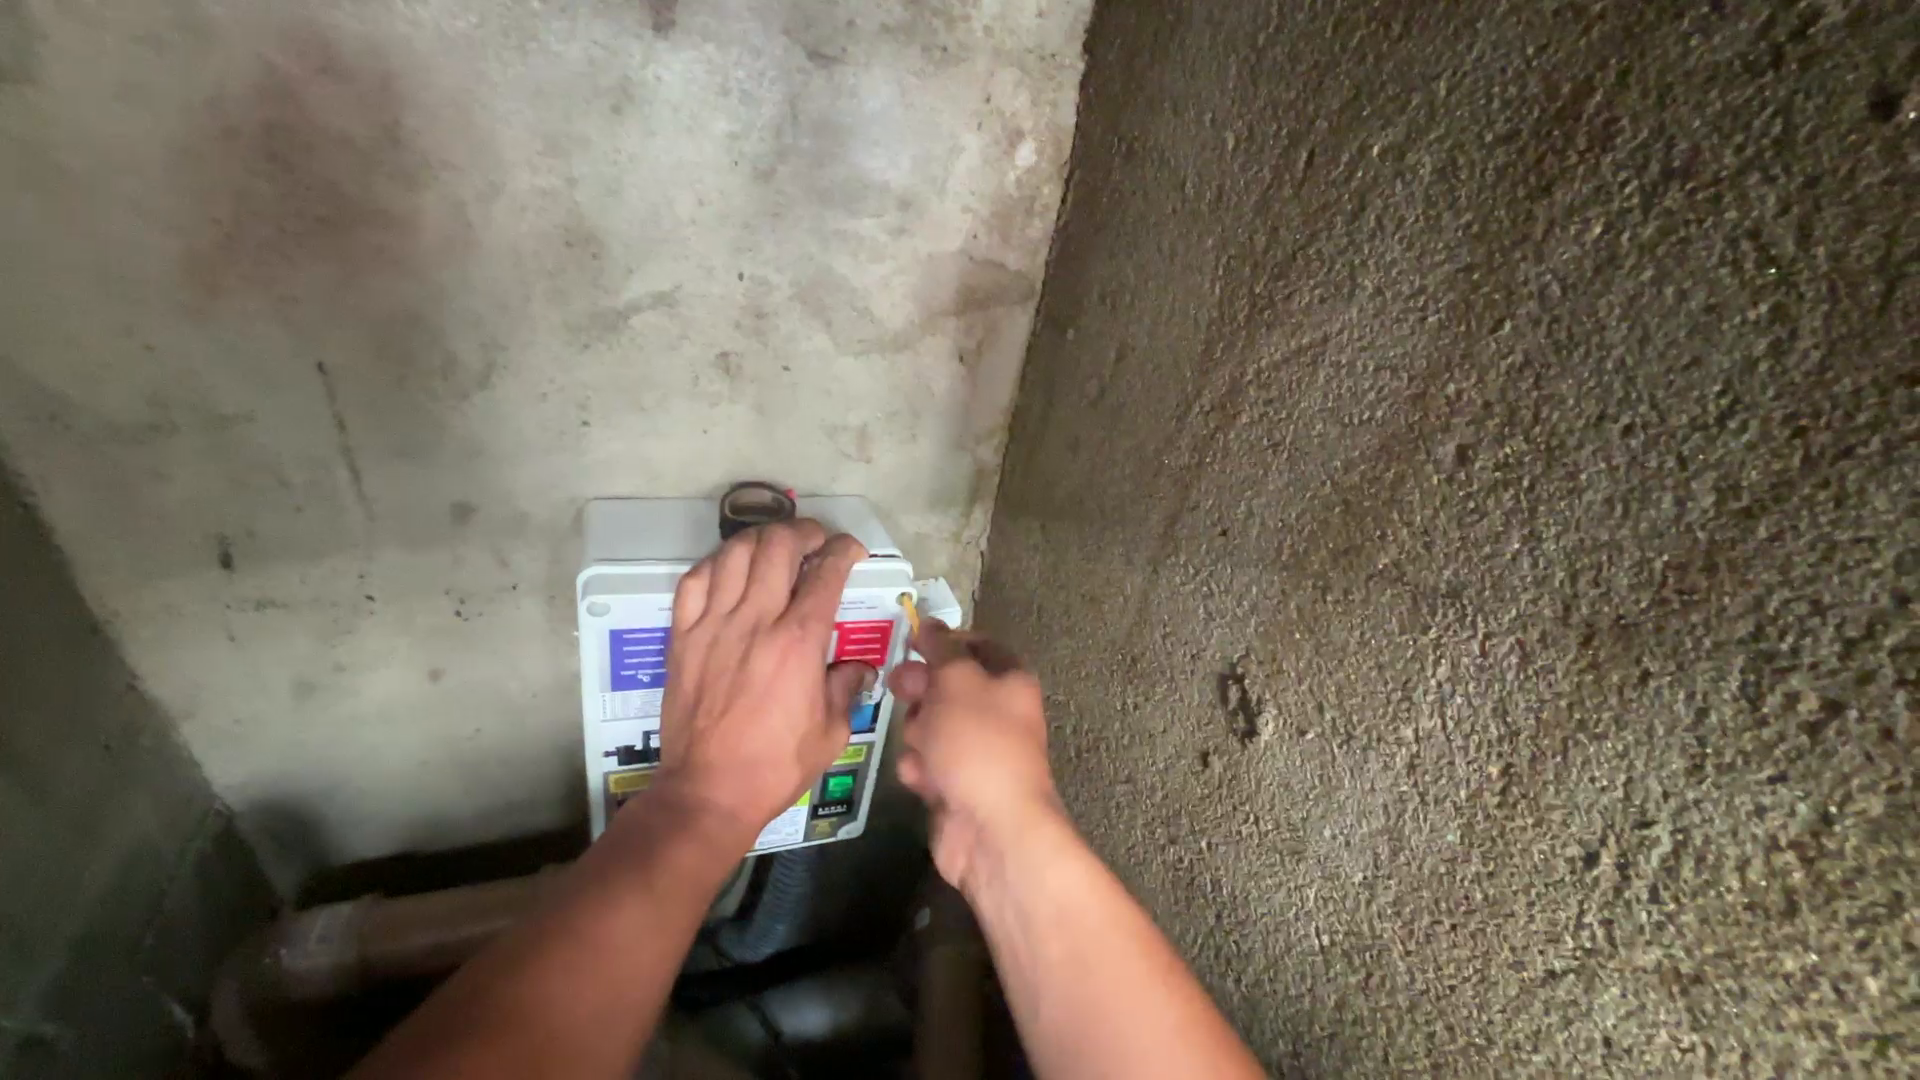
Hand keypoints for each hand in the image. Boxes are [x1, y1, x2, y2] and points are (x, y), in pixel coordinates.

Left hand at [653, 519, 873, 843]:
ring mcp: (713, 625)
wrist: (708, 791)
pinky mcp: (682, 637)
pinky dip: (717, 564)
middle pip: (778, 546)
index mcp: (799, 641)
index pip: (825, 573)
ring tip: (775, 546)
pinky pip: (694, 581)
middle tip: (815, 540)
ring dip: (761, 538)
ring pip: (735, 553)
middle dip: (803, 531)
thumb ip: (847, 687)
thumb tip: (859, 667)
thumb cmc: (776, 764)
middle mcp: (756, 621)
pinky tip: (730, 569)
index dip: (843, 550)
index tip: (852, 550)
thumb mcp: (833, 731)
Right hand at [888, 620, 1061, 893]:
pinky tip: (923, 780)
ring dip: (917, 732)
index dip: (945, 640)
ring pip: (930, 724)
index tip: (911, 640)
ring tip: (922, 748)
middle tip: (901, 689)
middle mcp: (997, 712)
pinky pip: (926, 761)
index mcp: (1010, 680)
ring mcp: (976, 750)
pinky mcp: (955, 783)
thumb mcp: (956, 680)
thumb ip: (940, 648)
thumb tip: (930, 623)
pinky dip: (920, 768)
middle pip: (947, 685)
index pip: (977, 645)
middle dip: (921, 688)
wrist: (991, 828)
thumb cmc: (977, 741)